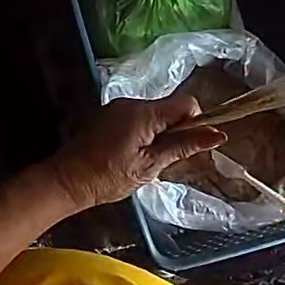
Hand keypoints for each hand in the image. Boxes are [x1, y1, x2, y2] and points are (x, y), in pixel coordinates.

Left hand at [37, 96, 226, 210]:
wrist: (66, 181)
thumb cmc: (107, 177)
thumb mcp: (149, 165)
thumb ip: (182, 147)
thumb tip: (217, 134)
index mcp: (144, 113)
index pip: (186, 103)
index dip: (197, 122)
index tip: (192, 147)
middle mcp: (130, 103)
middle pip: (169, 109)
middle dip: (176, 131)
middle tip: (167, 160)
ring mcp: (116, 109)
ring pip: (153, 115)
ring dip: (158, 134)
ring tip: (146, 161)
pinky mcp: (106, 117)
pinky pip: (136, 119)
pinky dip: (142, 134)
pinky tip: (131, 156)